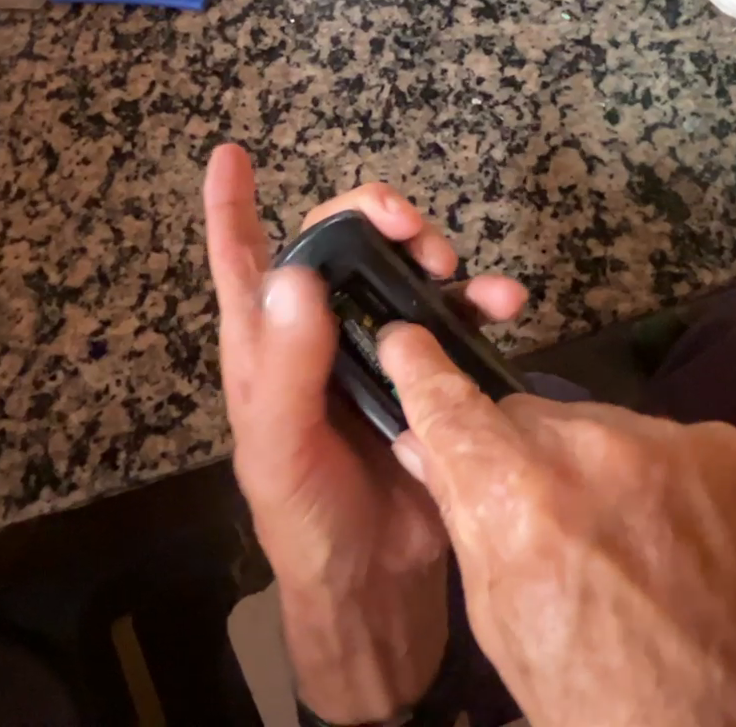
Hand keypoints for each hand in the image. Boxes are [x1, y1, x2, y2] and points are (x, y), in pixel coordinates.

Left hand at [202, 144, 527, 722]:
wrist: (379, 580)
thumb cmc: (307, 517)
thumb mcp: (280, 445)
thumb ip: (286, 366)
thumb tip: (296, 276)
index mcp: (269, 343)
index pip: (242, 259)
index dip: (232, 206)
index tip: (230, 155)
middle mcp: (322, 332)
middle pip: (339, 245)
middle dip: (371, 216)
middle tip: (406, 223)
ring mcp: (379, 347)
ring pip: (401, 270)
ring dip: (430, 252)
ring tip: (452, 266)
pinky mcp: (428, 369)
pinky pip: (454, 318)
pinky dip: (479, 300)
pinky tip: (504, 302)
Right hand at [377, 325, 735, 726]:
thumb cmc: (587, 688)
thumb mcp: (496, 613)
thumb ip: (458, 511)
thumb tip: (420, 440)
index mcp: (512, 493)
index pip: (447, 399)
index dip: (419, 367)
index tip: (403, 339)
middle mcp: (583, 445)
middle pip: (526, 414)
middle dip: (520, 449)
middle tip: (549, 512)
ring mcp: (661, 439)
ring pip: (592, 422)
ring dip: (590, 461)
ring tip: (621, 531)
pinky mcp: (723, 444)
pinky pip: (659, 437)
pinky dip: (654, 472)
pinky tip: (671, 529)